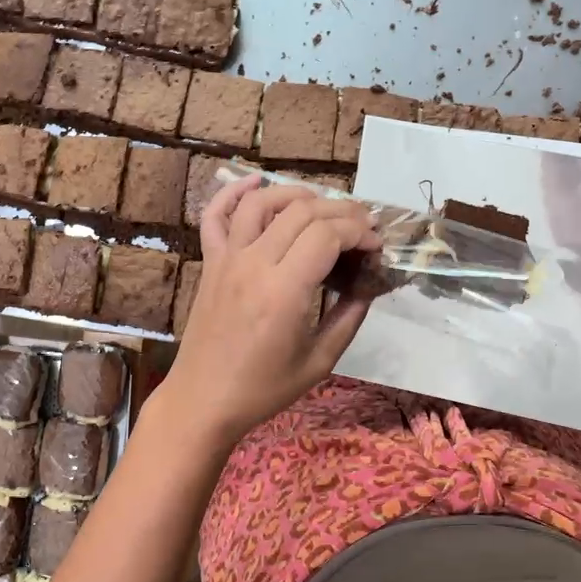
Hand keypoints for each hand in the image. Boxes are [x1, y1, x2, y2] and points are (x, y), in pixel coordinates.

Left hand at [156, 177, 380, 445]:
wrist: (203, 400)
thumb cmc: (264, 389)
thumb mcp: (319, 361)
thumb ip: (348, 317)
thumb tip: (369, 283)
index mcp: (283, 291)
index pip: (327, 235)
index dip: (359, 231)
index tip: (377, 244)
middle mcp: (254, 264)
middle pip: (302, 212)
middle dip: (341, 211)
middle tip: (363, 225)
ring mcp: (227, 259)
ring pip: (261, 203)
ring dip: (297, 194)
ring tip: (323, 205)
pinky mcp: (209, 262)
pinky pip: (214, 216)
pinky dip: (232, 193)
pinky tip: (255, 182)